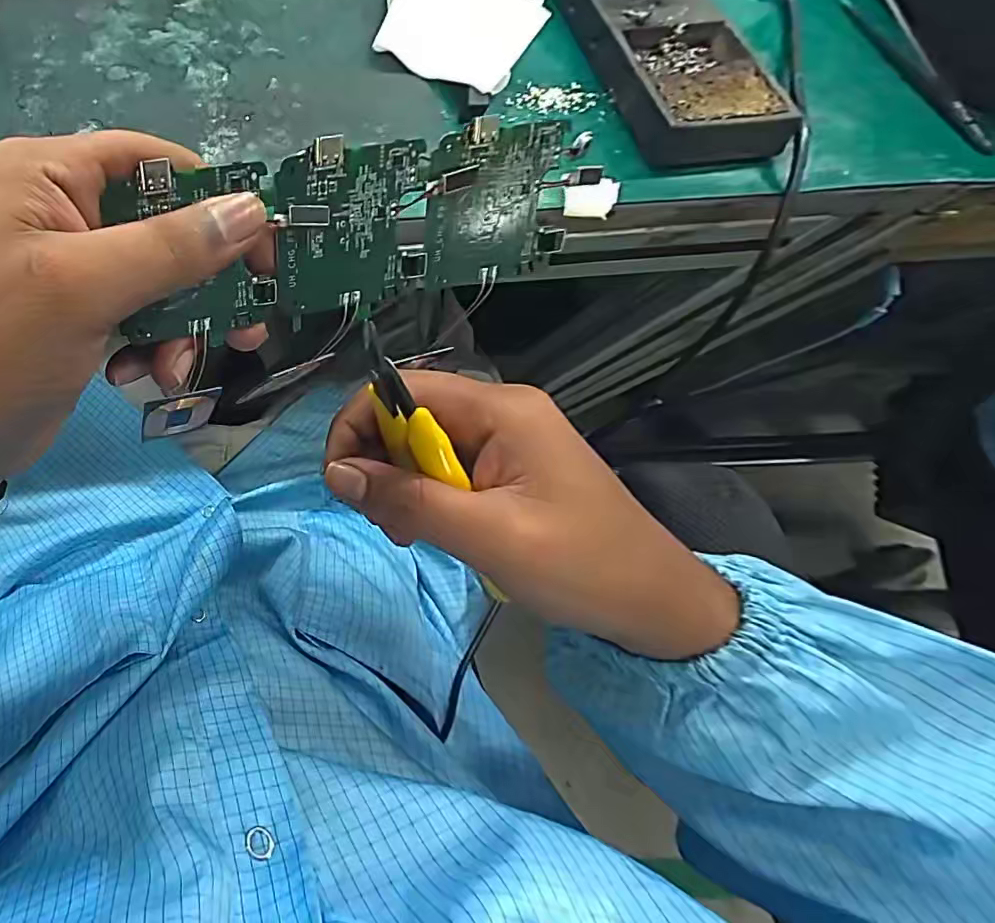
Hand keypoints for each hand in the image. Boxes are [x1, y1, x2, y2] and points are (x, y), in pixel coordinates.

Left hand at [0, 132, 272, 503]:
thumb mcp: (83, 291)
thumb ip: (170, 247)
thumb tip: (252, 208)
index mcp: (44, 174)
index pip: (151, 161)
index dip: (212, 197)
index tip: (264, 246)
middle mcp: (58, 208)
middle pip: (163, 223)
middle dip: (203, 279)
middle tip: (248, 320)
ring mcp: (69, 264)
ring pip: (159, 276)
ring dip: (180, 323)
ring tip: (177, 369)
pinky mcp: (78, 312)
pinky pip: (139, 313)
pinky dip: (151, 344)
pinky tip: (136, 377)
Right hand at [323, 372, 738, 659]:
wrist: (658, 606)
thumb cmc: (583, 566)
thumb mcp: (487, 535)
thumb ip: (407, 499)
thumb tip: (335, 473)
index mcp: (500, 410)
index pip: (399, 389)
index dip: (358, 424)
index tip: (342, 478)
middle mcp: (497, 411)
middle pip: (404, 415)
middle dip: (377, 463)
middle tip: (381, 518)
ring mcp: (501, 438)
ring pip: (415, 443)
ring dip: (395, 485)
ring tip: (405, 532)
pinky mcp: (501, 465)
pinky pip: (438, 467)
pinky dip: (418, 495)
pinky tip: (423, 529)